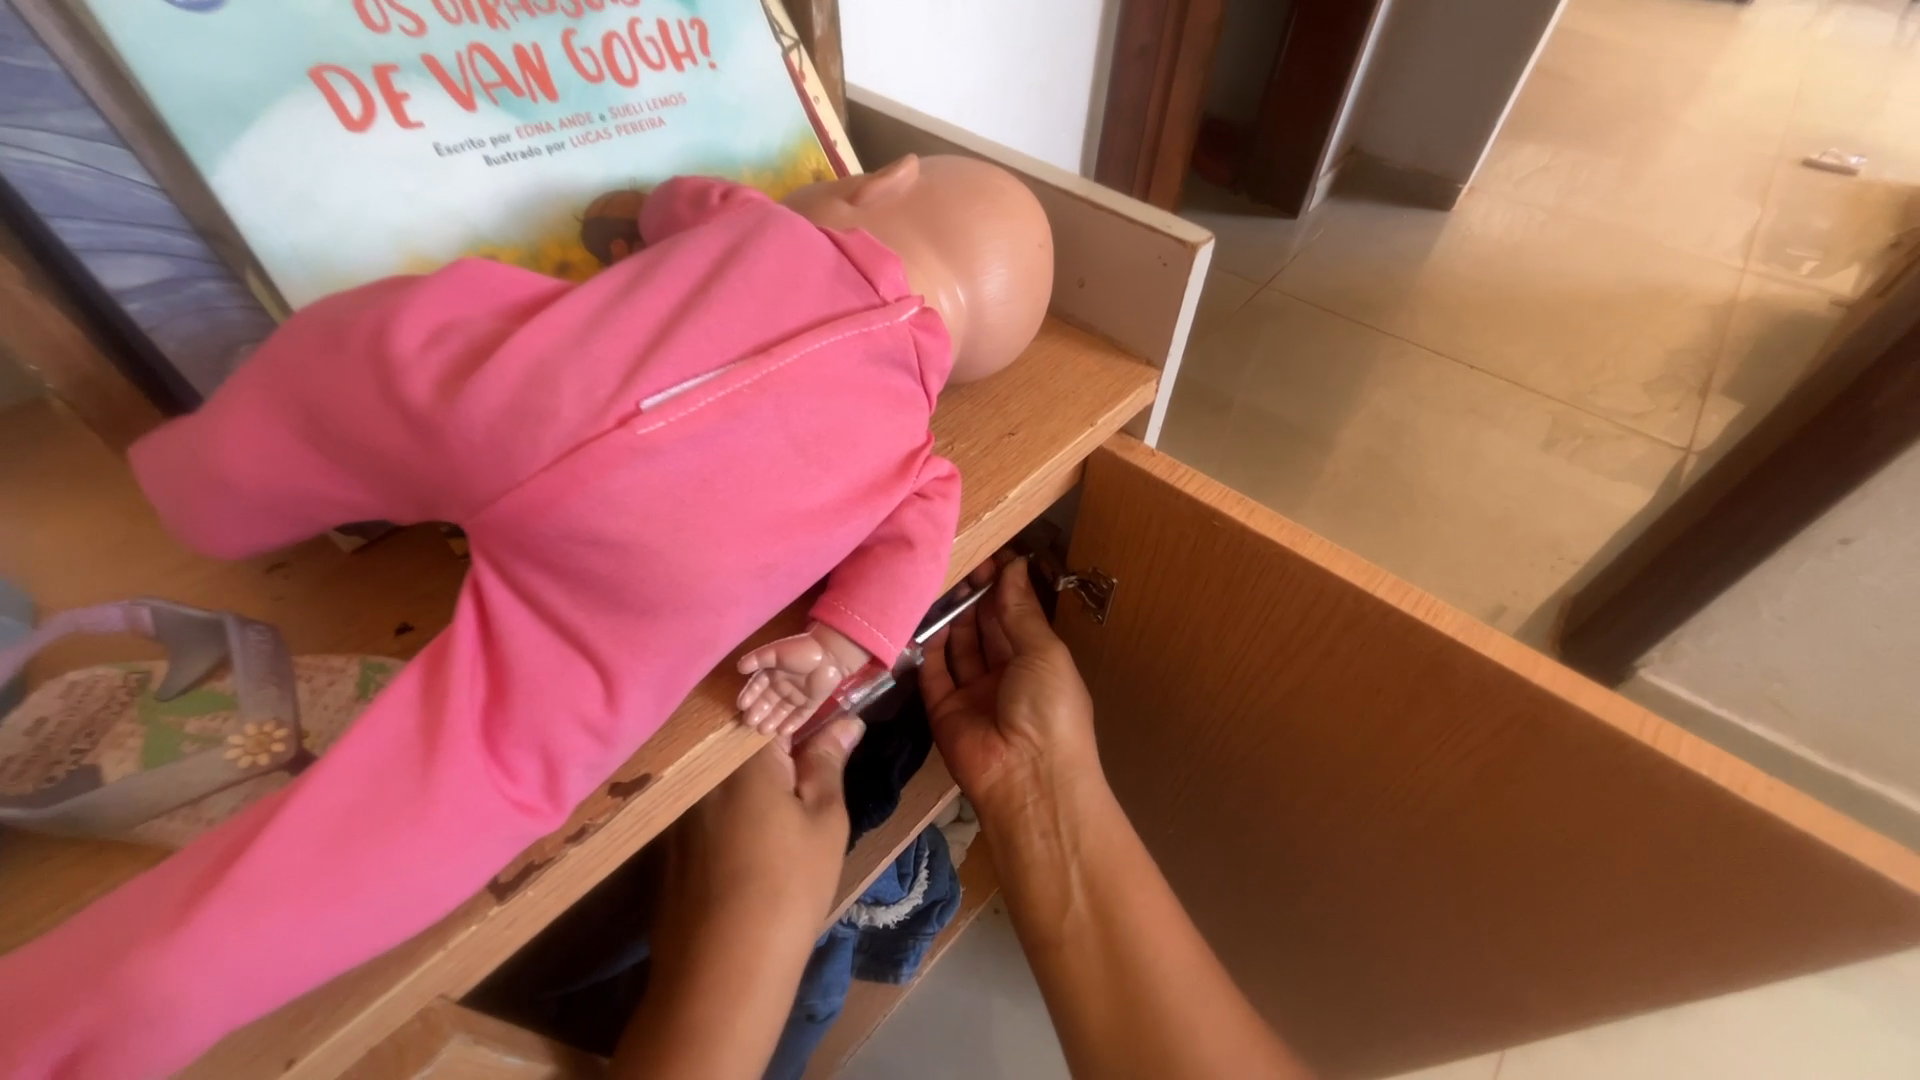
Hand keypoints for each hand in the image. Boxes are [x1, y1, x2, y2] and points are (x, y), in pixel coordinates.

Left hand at [650, 715, 864, 976]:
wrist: (722, 972)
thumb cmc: (789, 886)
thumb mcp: (825, 818)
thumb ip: (829, 761)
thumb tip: (844, 721)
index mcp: (744, 756)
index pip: (778, 705)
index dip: (810, 708)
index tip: (835, 716)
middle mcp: (703, 770)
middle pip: (747, 737)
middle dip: (783, 740)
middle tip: (818, 761)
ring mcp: (680, 806)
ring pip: (725, 771)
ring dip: (756, 774)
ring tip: (789, 799)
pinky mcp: (669, 841)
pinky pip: (707, 803)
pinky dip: (732, 804)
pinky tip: (753, 835)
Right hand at [736, 625, 870, 736]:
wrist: (830, 653)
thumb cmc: (800, 650)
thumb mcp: (776, 652)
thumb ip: (757, 659)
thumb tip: (739, 667)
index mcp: (774, 671)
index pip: (758, 685)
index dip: (749, 695)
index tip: (741, 706)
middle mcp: (784, 685)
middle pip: (768, 701)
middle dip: (759, 711)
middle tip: (749, 723)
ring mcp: (798, 695)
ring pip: (782, 710)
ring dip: (772, 720)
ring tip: (762, 731)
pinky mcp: (812, 702)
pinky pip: (801, 715)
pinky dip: (792, 724)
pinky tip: (782, 733)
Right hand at [920, 558, 1101, 824]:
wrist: (1028, 779)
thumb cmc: (1050, 708)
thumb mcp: (1044, 652)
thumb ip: (1020, 609)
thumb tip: (1015, 564)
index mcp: (1037, 660)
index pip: (1015, 615)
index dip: (1001, 586)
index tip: (985, 554)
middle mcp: (1004, 674)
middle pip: (983, 628)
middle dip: (973, 597)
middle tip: (955, 562)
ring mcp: (972, 693)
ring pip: (956, 647)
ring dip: (949, 617)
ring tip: (935, 583)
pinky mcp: (943, 710)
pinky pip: (932, 674)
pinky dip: (926, 648)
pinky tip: (919, 618)